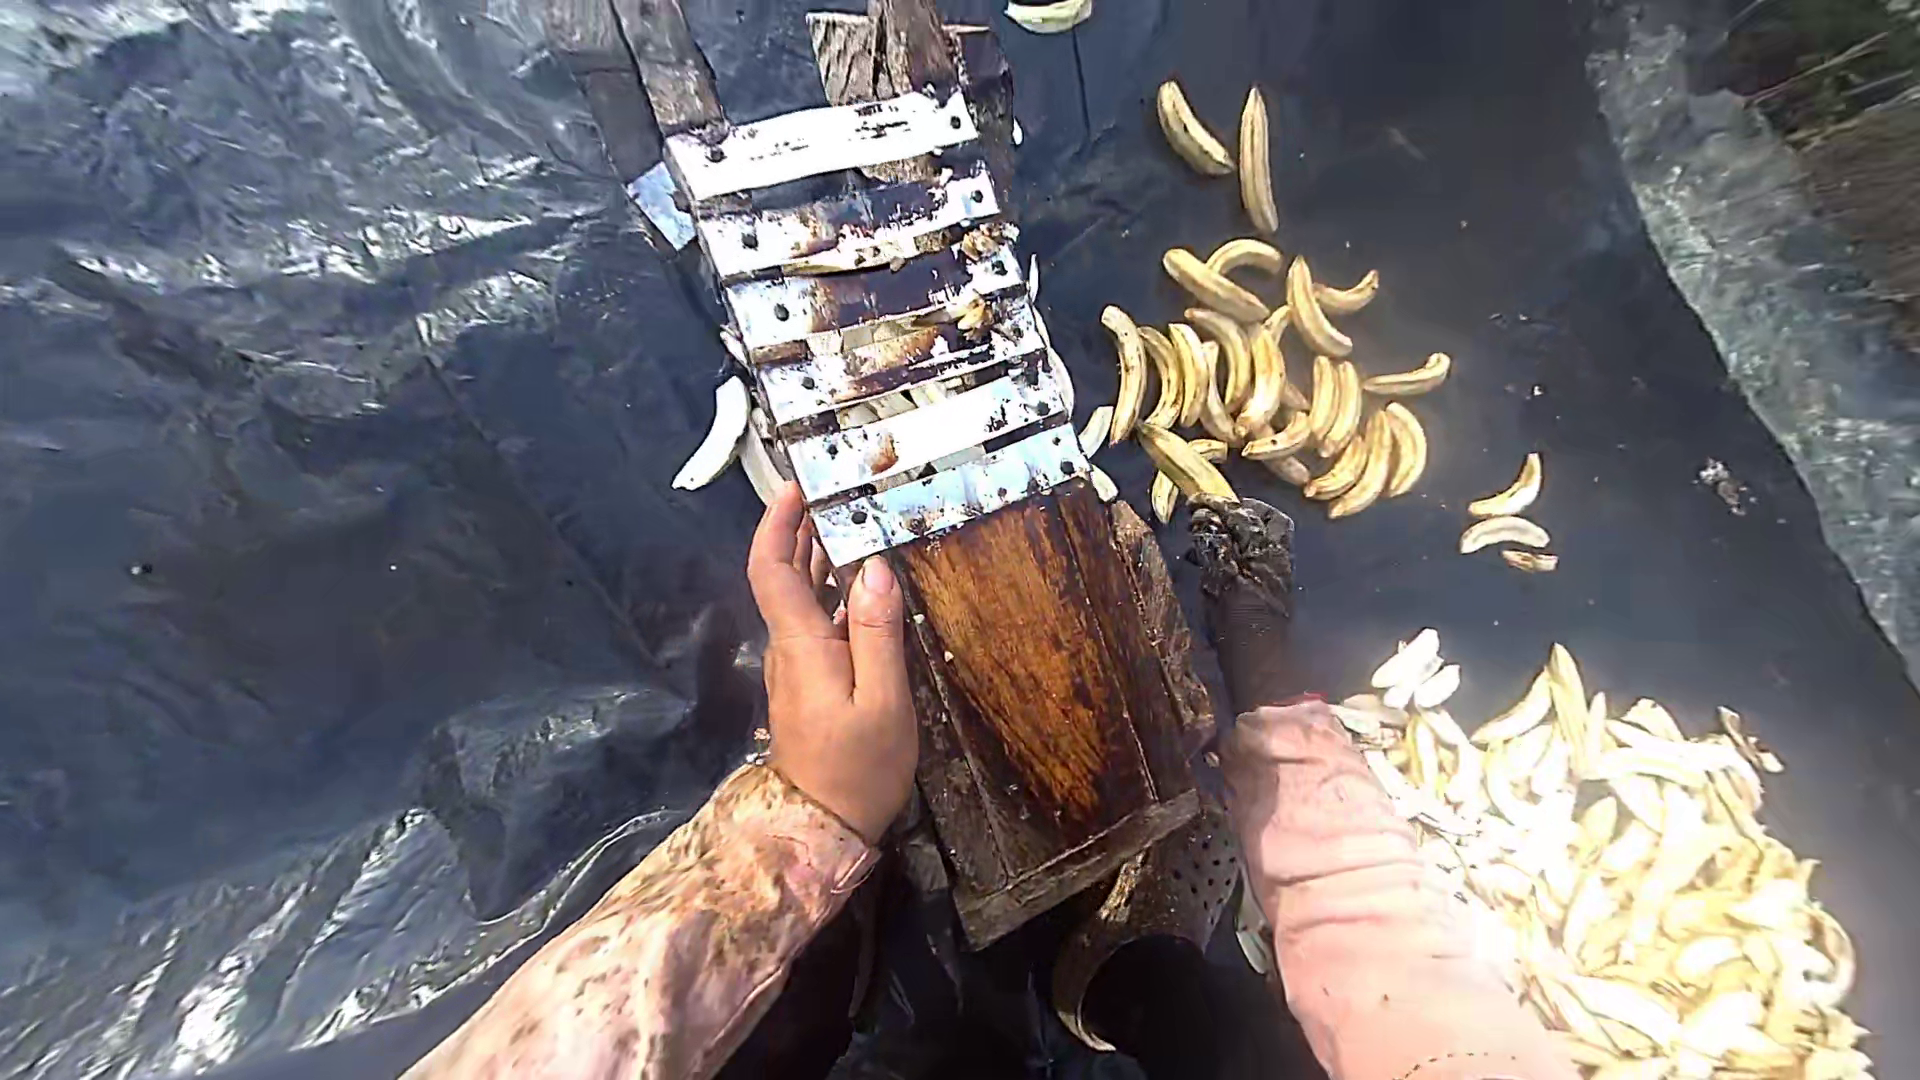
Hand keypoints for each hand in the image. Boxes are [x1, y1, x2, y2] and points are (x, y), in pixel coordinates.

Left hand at [747, 482, 916, 842]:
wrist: (823, 826)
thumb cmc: (858, 768)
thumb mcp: (882, 701)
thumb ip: (878, 633)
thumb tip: (874, 569)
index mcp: (801, 645)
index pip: (771, 570)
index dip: (775, 524)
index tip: (794, 488)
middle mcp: (790, 646)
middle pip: (782, 575)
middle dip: (799, 529)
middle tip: (832, 494)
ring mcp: (797, 662)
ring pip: (800, 596)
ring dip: (817, 556)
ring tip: (851, 524)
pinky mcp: (809, 677)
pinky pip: (817, 619)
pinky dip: (833, 590)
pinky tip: (862, 583)